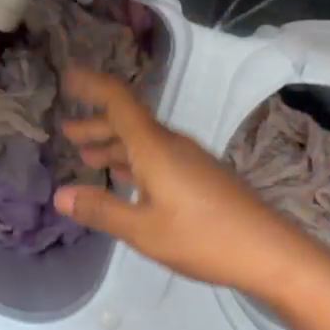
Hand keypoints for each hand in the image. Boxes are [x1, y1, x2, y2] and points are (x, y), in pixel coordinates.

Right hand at [53, 70, 327, 295]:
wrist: (268, 251)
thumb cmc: (203, 238)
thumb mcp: (143, 230)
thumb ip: (101, 210)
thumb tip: (60, 195)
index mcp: (154, 146)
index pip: (118, 101)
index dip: (91, 86)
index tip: (68, 78)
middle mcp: (171, 144)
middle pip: (128, 122)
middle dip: (96, 124)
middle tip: (66, 131)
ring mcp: (188, 159)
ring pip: (143, 141)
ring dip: (113, 145)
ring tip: (86, 155)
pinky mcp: (200, 176)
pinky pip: (157, 156)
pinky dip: (133, 160)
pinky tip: (125, 178)